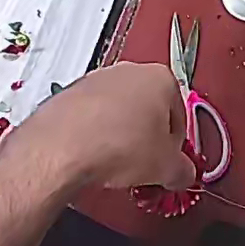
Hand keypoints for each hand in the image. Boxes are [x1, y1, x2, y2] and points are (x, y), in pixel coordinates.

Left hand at [0, 62, 195, 191]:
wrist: (61, 149)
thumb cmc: (115, 145)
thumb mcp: (166, 167)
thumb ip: (183, 170)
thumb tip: (181, 174)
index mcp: (161, 78)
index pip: (179, 113)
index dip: (176, 143)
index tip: (170, 160)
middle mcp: (129, 71)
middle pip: (149, 108)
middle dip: (148, 136)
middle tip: (146, 164)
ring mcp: (97, 80)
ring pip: (119, 111)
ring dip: (122, 135)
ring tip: (117, 164)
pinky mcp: (69, 94)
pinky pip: (92, 116)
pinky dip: (95, 134)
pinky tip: (94, 157)